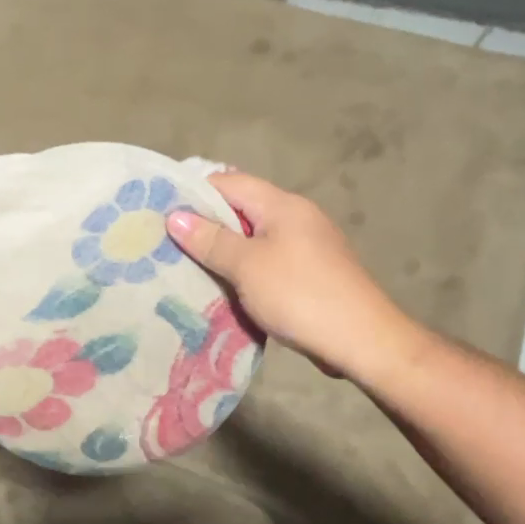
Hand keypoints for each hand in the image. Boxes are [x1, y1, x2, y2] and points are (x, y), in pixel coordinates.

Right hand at [165, 172, 419, 379]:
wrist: (364, 341)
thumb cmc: (300, 295)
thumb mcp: (246, 266)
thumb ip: (210, 240)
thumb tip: (175, 217)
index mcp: (282, 205)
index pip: (229, 182)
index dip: (194, 192)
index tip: (160, 210)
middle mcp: (297, 216)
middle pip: (241, 208)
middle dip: (206, 223)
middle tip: (166, 240)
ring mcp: (307, 245)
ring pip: (254, 237)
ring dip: (224, 249)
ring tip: (187, 264)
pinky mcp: (312, 272)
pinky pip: (268, 260)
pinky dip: (244, 268)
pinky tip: (225, 286)